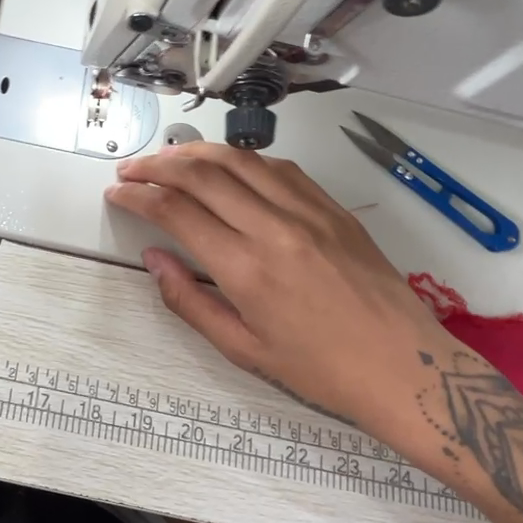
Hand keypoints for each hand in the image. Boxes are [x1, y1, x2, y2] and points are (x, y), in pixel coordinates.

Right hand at [106, 142, 454, 439]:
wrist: (405, 368)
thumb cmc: (320, 370)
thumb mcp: (242, 349)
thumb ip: (189, 301)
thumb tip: (154, 260)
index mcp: (247, 269)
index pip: (176, 212)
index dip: (138, 196)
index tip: (117, 193)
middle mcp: (275, 229)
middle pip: (202, 174)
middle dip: (156, 165)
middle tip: (131, 169)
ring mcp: (309, 212)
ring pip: (240, 160)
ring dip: (196, 152)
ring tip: (168, 156)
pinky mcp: (333, 209)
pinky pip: (279, 168)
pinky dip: (243, 159)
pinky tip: (227, 164)